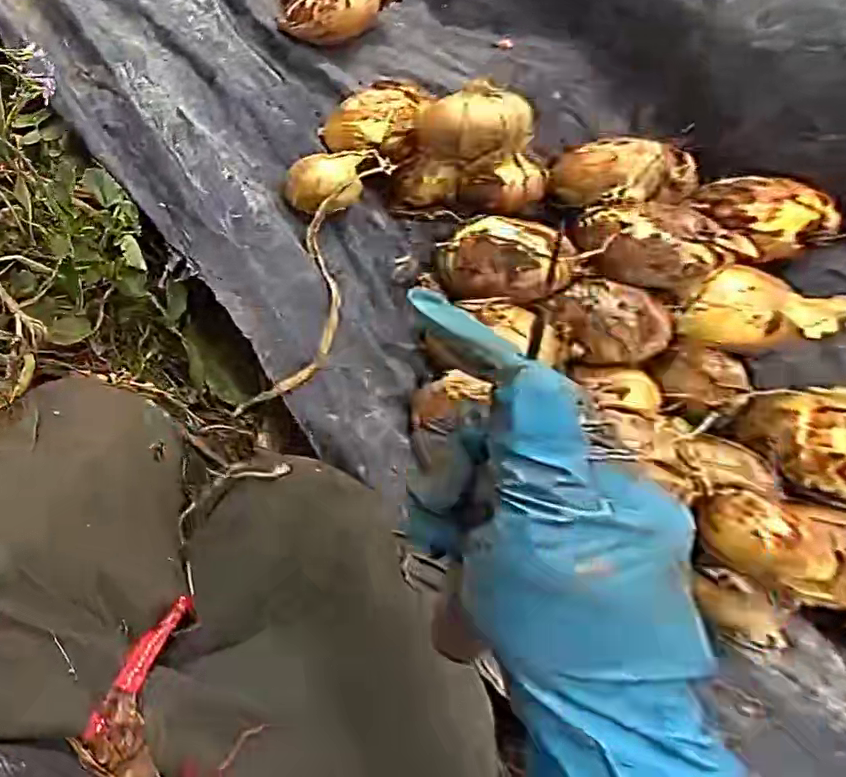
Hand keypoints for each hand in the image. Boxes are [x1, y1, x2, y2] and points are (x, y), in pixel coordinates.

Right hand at [405, 290, 740, 776]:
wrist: (584, 703)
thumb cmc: (566, 619)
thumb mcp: (546, 529)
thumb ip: (534, 449)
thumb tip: (526, 371)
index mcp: (592, 474)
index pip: (529, 389)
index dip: (474, 346)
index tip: (421, 309)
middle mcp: (570, 482)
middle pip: (476, 435)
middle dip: (445, 470)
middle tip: (444, 513)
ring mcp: (543, 510)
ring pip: (458, 471)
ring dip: (436, 507)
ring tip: (448, 555)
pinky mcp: (519, 534)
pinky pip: (461, 506)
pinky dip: (444, 529)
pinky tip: (452, 566)